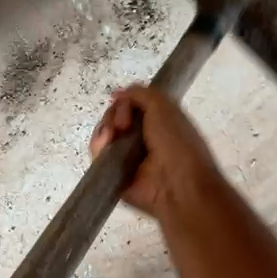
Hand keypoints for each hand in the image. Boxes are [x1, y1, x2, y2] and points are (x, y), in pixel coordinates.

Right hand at [89, 84, 225, 222]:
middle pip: (114, 117)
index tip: (127, 104)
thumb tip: (116, 94)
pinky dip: (99, 146)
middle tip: (124, 124)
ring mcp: (127, 156)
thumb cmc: (176, 143)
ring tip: (113, 135)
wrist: (177, 185)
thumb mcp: (164, 106)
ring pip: (104, 134)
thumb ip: (139, 93)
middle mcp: (142, 138)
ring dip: (105, 129)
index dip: (125, 101)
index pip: (131, 105)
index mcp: (158, 123)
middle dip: (114, 115)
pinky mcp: (114, 173)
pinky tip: (107, 144)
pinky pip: (98, 154)